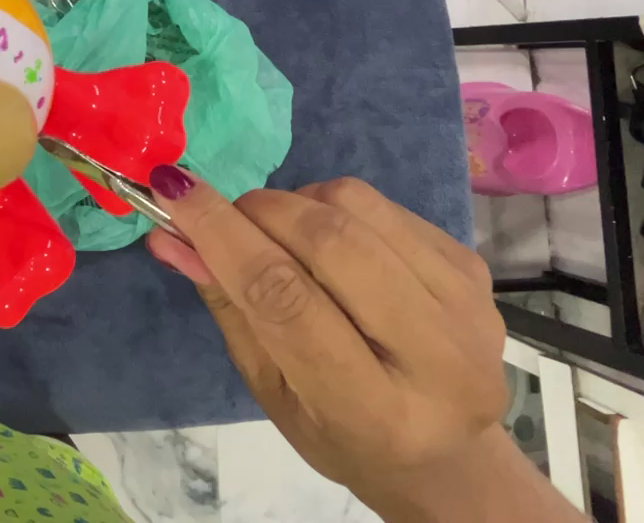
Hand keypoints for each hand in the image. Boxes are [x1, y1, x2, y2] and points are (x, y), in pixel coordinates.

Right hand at [145, 172, 515, 519]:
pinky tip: (330, 242)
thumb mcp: (265, 384)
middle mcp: (438, 360)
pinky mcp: (475, 267)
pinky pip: (378, 201)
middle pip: (329, 242)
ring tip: (283, 236)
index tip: (171, 189)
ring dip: (293, 203)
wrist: (445, 454)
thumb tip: (168, 233)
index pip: (284, 298)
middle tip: (228, 216)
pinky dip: (329, 204)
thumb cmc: (336, 429)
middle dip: (257, 210)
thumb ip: (223, 302)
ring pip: (354, 207)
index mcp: (374, 410)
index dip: (221, 234)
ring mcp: (467, 307)